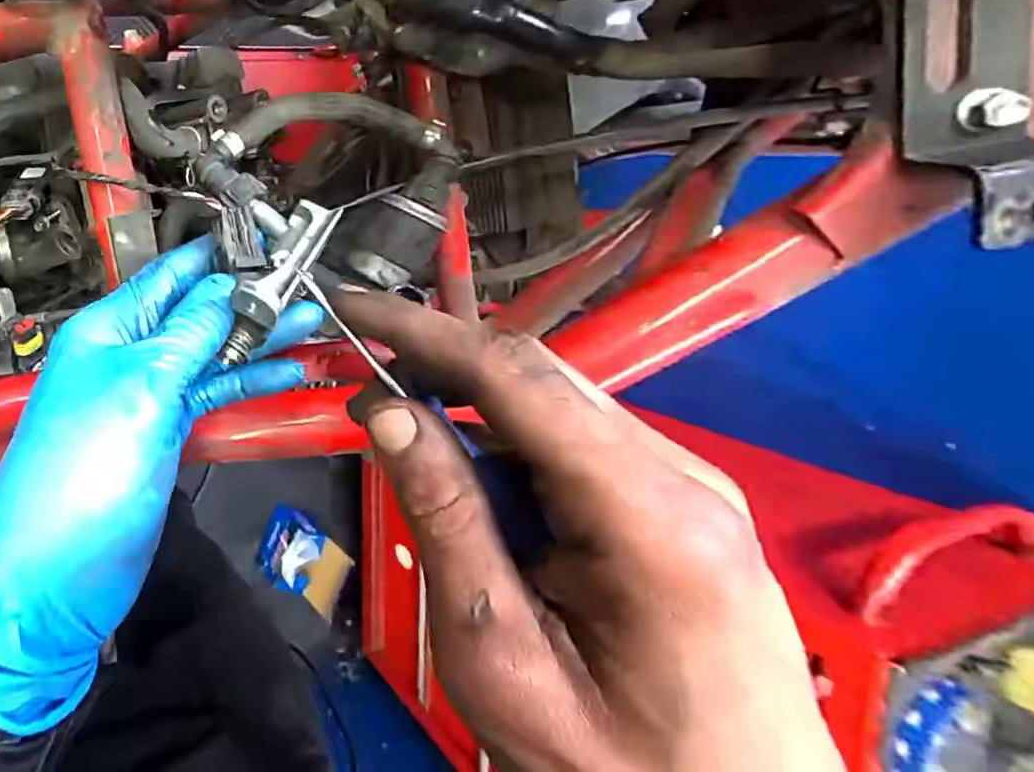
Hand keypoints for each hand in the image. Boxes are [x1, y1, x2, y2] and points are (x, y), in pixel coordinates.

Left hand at [0, 239, 323, 734]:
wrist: (51, 577)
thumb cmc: (77, 476)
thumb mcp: (140, 387)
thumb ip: (188, 334)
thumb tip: (228, 287)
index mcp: (108, 329)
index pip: (169, 275)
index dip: (215, 257)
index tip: (263, 242)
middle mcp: (128, 354)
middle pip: (195, 311)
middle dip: (247, 296)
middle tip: (301, 282)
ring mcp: (148, 395)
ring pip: (210, 352)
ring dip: (257, 337)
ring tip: (308, 321)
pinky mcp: (165, 432)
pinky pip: (212, 394)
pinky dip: (246, 380)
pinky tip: (283, 371)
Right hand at [335, 291, 840, 771]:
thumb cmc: (611, 771)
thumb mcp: (498, 655)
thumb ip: (444, 520)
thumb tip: (385, 410)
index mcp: (650, 516)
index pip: (512, 378)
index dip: (420, 330)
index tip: (349, 307)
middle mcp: (680, 478)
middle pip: (532, 375)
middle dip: (432, 357)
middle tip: (356, 373)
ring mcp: (684, 487)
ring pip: (545, 399)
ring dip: (459, 397)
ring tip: (396, 424)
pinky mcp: (672, 503)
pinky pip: (564, 436)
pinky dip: (495, 433)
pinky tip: (461, 468)